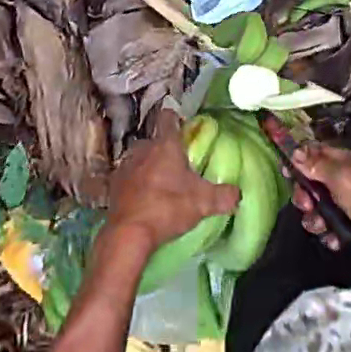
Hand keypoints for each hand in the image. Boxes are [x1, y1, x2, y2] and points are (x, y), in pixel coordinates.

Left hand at [106, 110, 241, 250]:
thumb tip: (237, 194)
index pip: (168, 118)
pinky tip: (144, 198)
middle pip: (154, 141)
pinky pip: (128, 177)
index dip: (175, 119)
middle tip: (178, 165)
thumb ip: (223, 196)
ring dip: (148, 166)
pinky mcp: (113, 185)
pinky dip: (136, 183)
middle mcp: (143, 149)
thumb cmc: (168, 208)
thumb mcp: (203, 203)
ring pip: (140, 158)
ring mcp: (125, 166)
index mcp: (165, 145)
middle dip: (164, 150)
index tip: (183, 128)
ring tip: (161, 183)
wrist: (129, 233)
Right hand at [290, 144, 350, 257]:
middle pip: (306, 183)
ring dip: (313, 219)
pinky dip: (326, 233)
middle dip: (303, 196)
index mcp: (338, 162)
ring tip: (322, 225)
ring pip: (312, 208)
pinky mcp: (341, 223)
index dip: (296, 161)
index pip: (310, 153)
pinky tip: (334, 237)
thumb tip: (294, 151)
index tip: (285, 172)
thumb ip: (315, 165)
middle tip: (307, 205)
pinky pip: (323, 226)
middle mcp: (336, 179)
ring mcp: (338, 202)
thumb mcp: (340, 177)